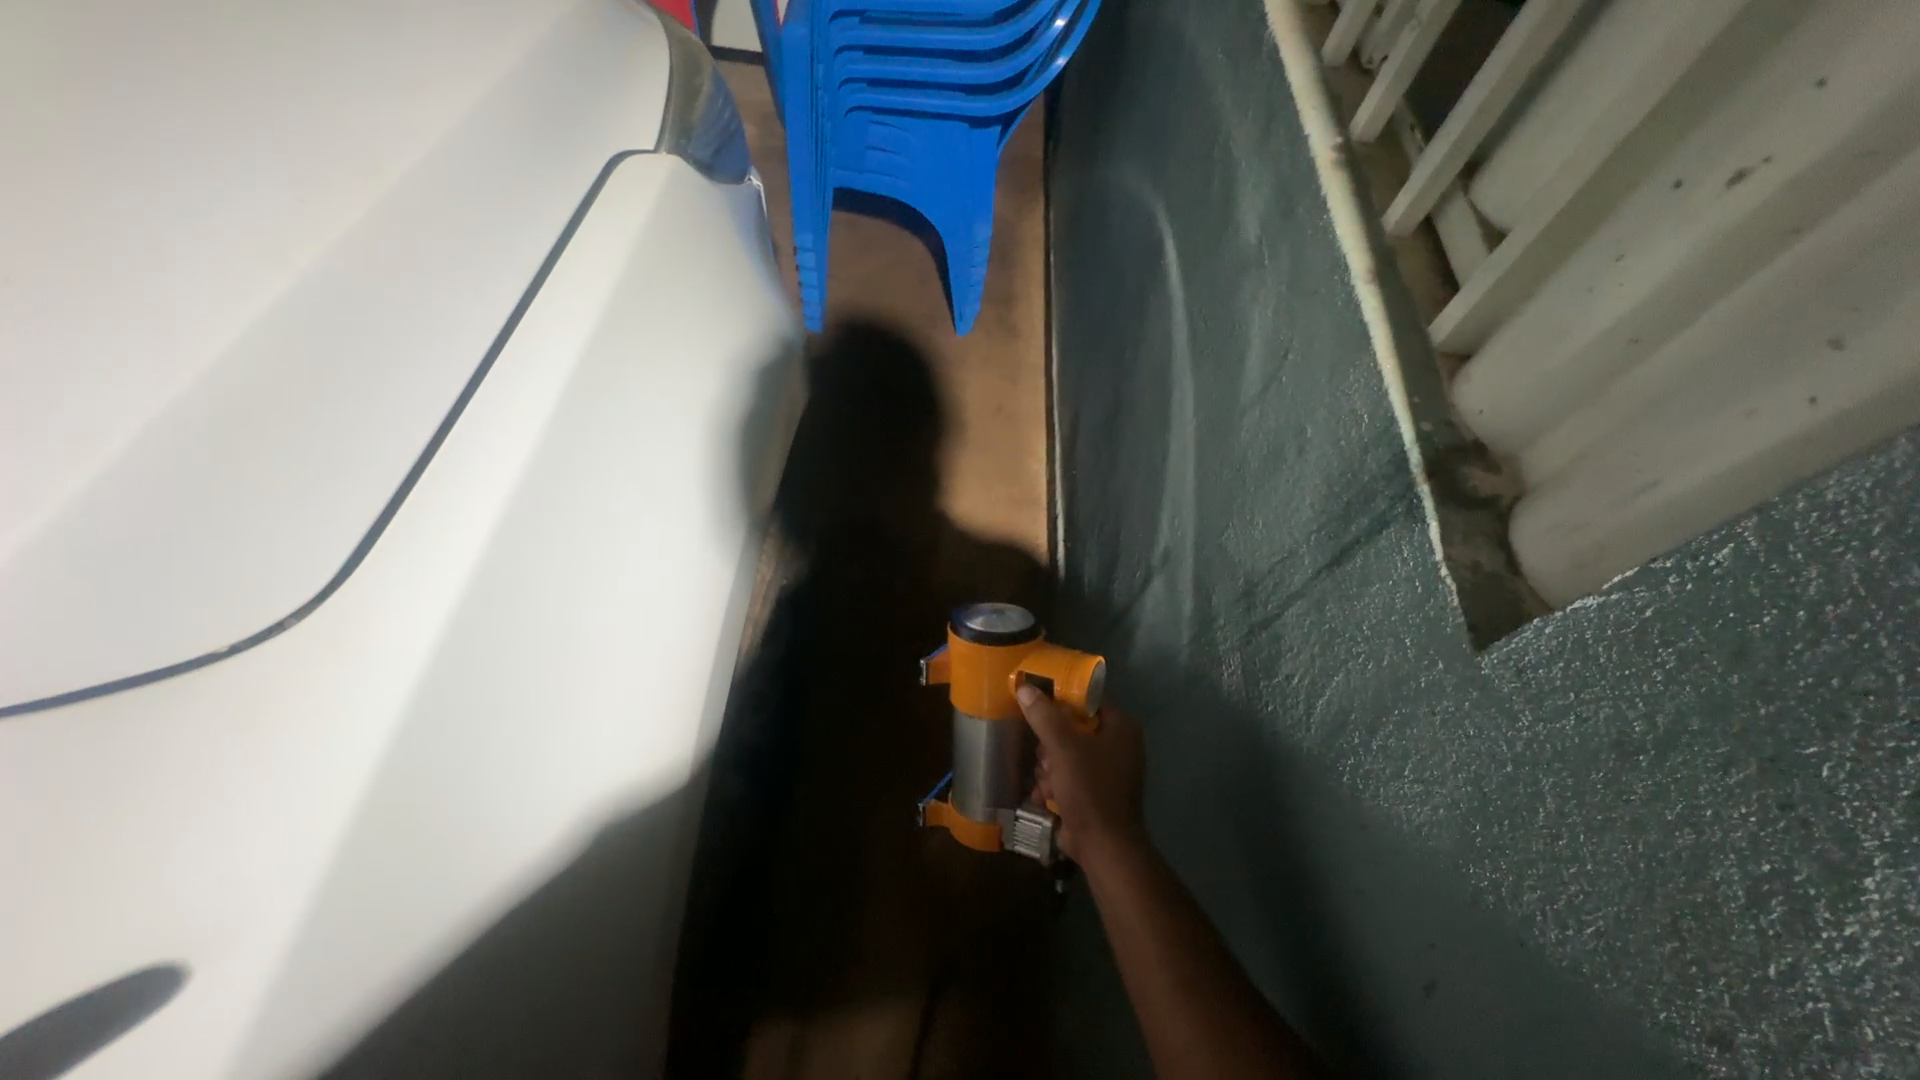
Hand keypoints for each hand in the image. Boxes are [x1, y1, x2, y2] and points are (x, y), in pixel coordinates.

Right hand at [1016, 685, 1146, 864]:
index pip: (1088, 701)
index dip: (1062, 702)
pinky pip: (1068, 777)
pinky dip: (1054, 785)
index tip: (1037, 707)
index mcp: (1121, 728)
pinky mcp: (1095, 793)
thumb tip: (1025, 687)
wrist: (1102, 845)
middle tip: (1045, 758)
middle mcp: (1118, 746)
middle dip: (1051, 746)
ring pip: (1066, 755)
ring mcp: (1107, 771)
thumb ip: (1044, 716)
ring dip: (1049, 768)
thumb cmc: (1089, 789)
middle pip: (1073, 729)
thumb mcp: (1063, 748)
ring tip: (1045, 782)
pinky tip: (1044, 797)